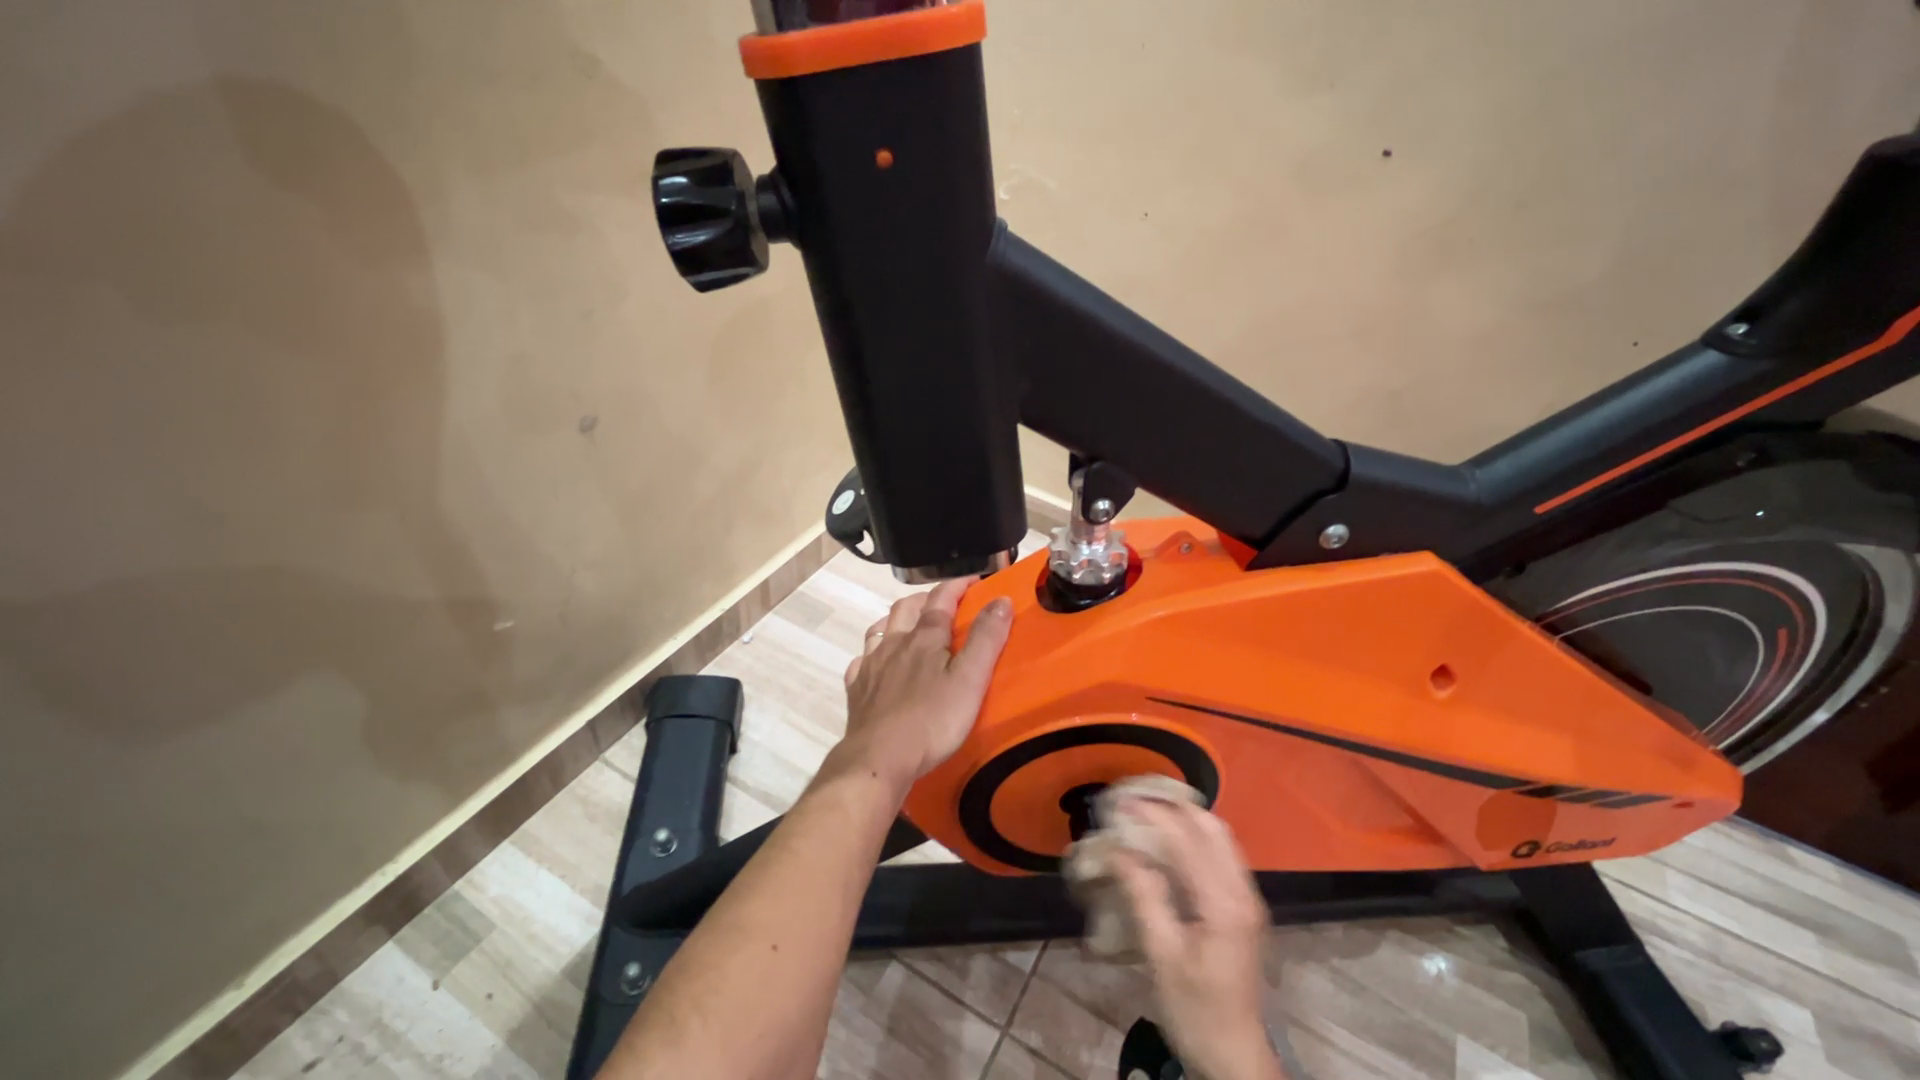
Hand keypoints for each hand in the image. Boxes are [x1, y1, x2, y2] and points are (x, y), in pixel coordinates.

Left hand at [831, 578, 1013, 791]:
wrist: (879, 758)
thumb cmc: (932, 720)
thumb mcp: (970, 679)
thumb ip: (986, 638)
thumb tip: (999, 599)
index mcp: (924, 638)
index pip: (941, 599)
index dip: (958, 585)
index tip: (975, 580)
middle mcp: (894, 644)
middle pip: (906, 608)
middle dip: (926, 598)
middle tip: (944, 603)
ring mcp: (871, 666)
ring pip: (880, 629)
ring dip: (896, 621)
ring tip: (909, 626)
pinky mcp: (857, 691)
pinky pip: (862, 661)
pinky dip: (873, 654)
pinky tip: (878, 664)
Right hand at [1111, 799, 1284, 1079]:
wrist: (1236, 1056)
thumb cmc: (1195, 1011)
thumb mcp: (1162, 956)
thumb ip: (1144, 897)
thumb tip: (1119, 851)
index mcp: (1224, 903)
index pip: (1187, 840)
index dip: (1152, 815)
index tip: (1119, 802)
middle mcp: (1243, 892)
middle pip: (1212, 828)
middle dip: (1172, 808)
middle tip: (1134, 801)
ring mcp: (1248, 900)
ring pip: (1220, 840)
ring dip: (1184, 820)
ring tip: (1146, 815)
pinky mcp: (1244, 910)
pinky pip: (1221, 857)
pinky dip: (1194, 840)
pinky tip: (1168, 846)